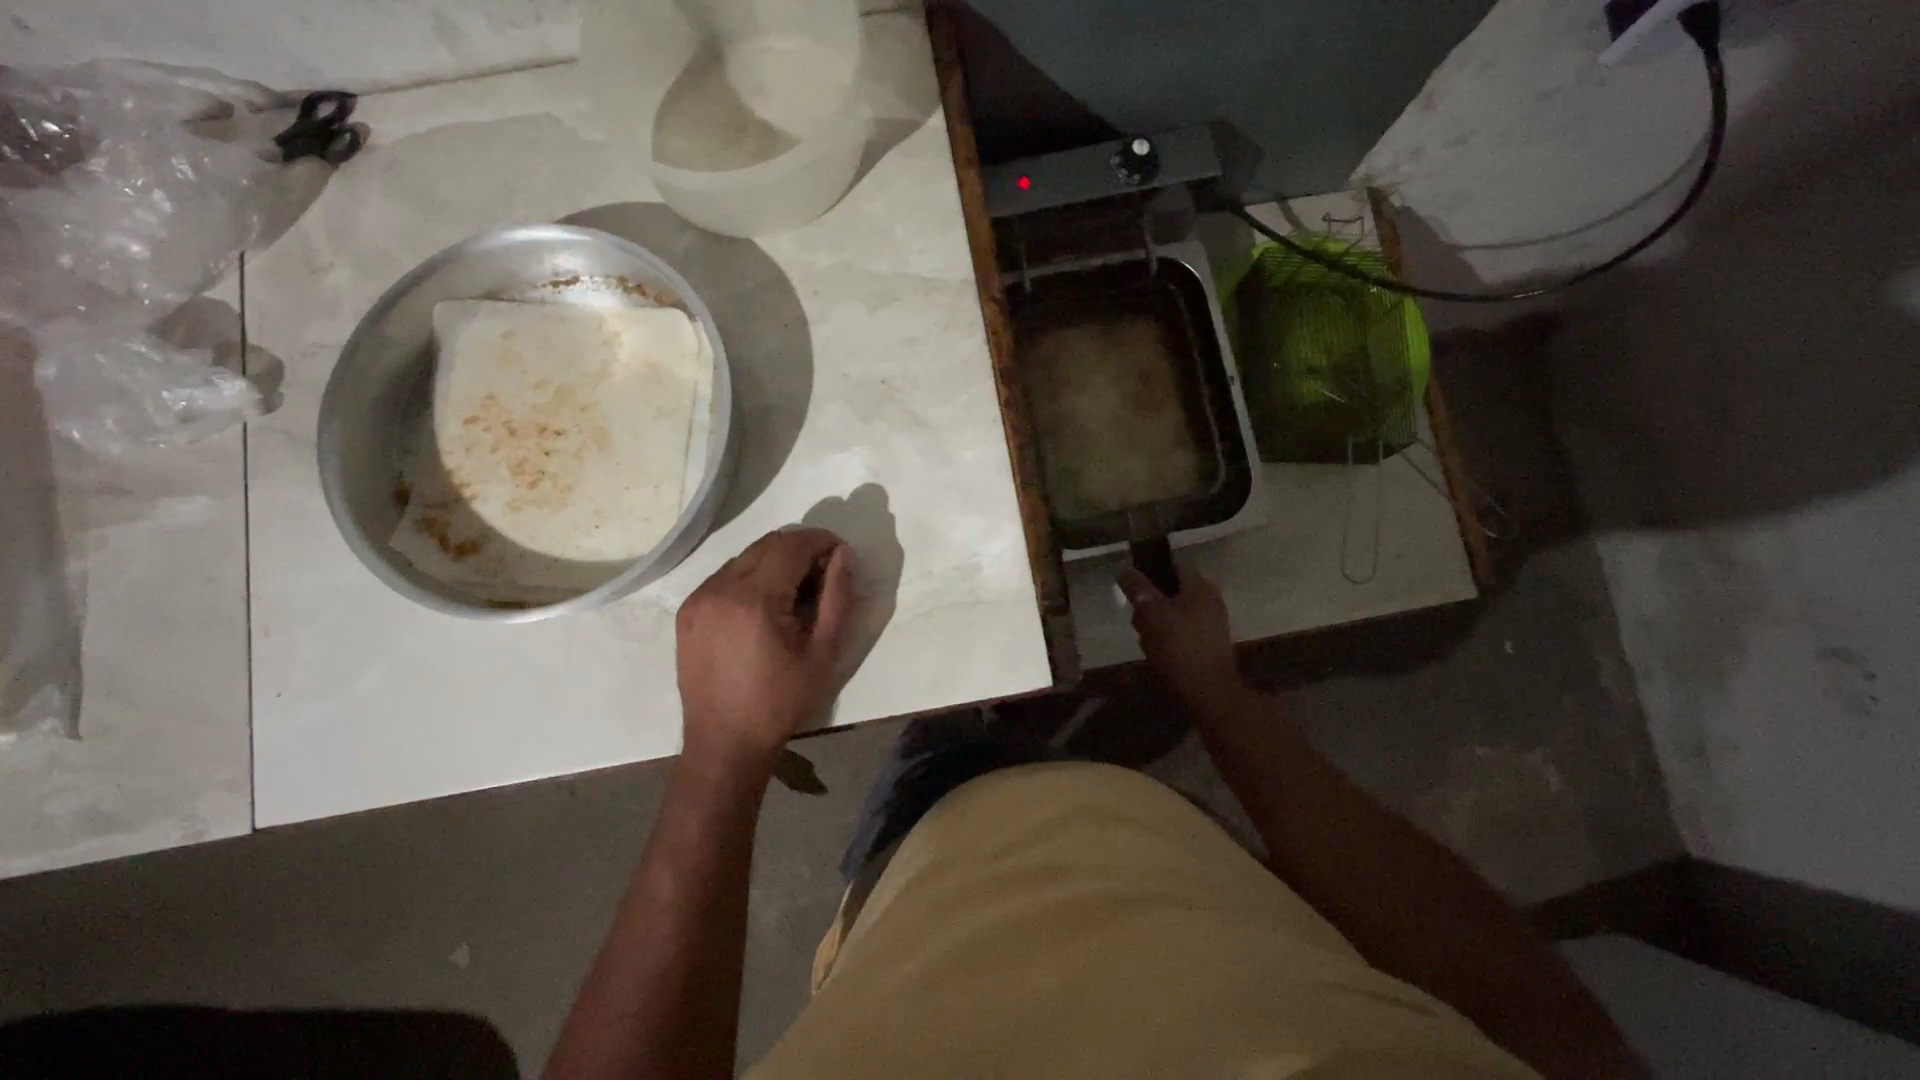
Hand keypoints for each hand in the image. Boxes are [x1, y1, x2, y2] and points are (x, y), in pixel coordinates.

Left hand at [676, 527, 854, 766]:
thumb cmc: (780, 702)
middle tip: (822, 575)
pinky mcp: (688, 612)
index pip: (792, 544)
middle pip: (767, 544)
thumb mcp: (823, 653)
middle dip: (800, 549)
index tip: (840, 553)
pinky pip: (724, 577)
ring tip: (794, 595)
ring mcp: (698, 599)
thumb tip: (843, 555)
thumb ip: (837, 597)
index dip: (821, 541)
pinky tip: (764, 609)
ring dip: (774, 563)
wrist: (724, 741)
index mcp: (755, 599)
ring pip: (744, 558)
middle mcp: (720, 589)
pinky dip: (750, 579)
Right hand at [1118, 565, 1239, 705]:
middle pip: (1170, 590)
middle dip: (1149, 603)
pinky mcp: (1207, 644)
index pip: (1172, 565)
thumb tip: (1124, 569)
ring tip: (1145, 641)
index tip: (1130, 585)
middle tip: (1136, 619)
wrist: (1208, 694)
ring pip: (1173, 613)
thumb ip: (1138, 589)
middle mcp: (1209, 600)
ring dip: (1155, 623)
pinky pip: (1180, 632)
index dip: (1149, 570)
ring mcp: (1211, 623)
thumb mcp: (1152, 614)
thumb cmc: (1179, 648)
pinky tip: (1157, 653)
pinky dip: (1166, 638)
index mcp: (1200, 586)